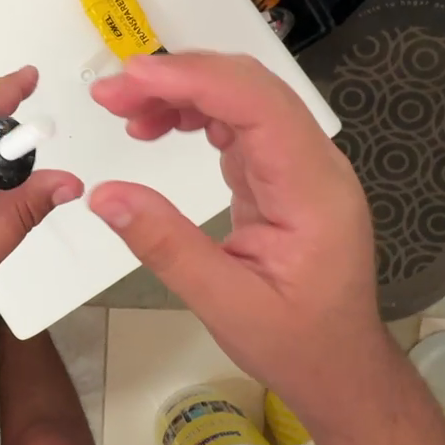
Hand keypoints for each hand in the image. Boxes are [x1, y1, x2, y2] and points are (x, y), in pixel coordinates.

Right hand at [86, 53, 385, 408]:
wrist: (342, 368)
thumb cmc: (295, 343)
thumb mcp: (225, 305)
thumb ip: (165, 246)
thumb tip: (102, 195)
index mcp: (311, 189)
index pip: (257, 105)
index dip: (193, 79)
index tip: (129, 78)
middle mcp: (313, 161)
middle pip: (248, 86)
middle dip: (177, 77)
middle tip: (110, 94)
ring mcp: (299, 161)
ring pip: (240, 95)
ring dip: (180, 91)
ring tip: (124, 111)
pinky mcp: (281, 169)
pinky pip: (237, 119)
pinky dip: (192, 112)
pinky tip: (157, 127)